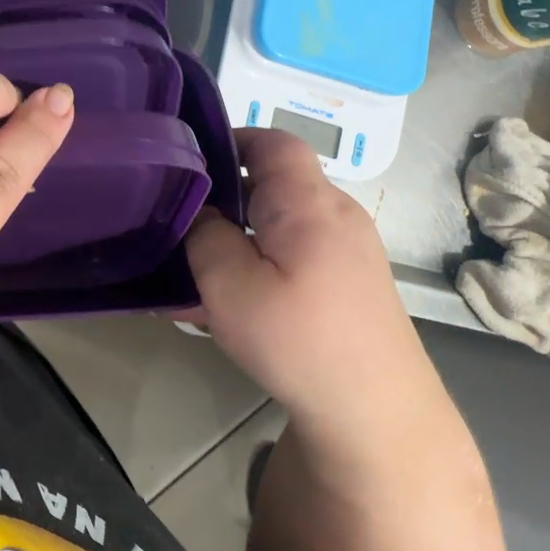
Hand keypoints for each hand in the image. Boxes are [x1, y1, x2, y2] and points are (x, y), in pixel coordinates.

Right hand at [183, 128, 438, 431]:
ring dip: (233, 235)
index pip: (273, 142)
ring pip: (277, 222)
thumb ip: (204, 235)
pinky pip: (290, 253)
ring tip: (190, 267)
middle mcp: (335, 216)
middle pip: (272, 182)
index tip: (182, 162)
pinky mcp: (347, 282)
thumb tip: (198, 210)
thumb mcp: (228, 285)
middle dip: (220, 194)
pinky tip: (224, 300)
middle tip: (173, 219)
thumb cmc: (298, 339)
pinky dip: (254, 261)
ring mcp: (347, 251)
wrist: (376, 411)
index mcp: (308, 204)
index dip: (229, 139)